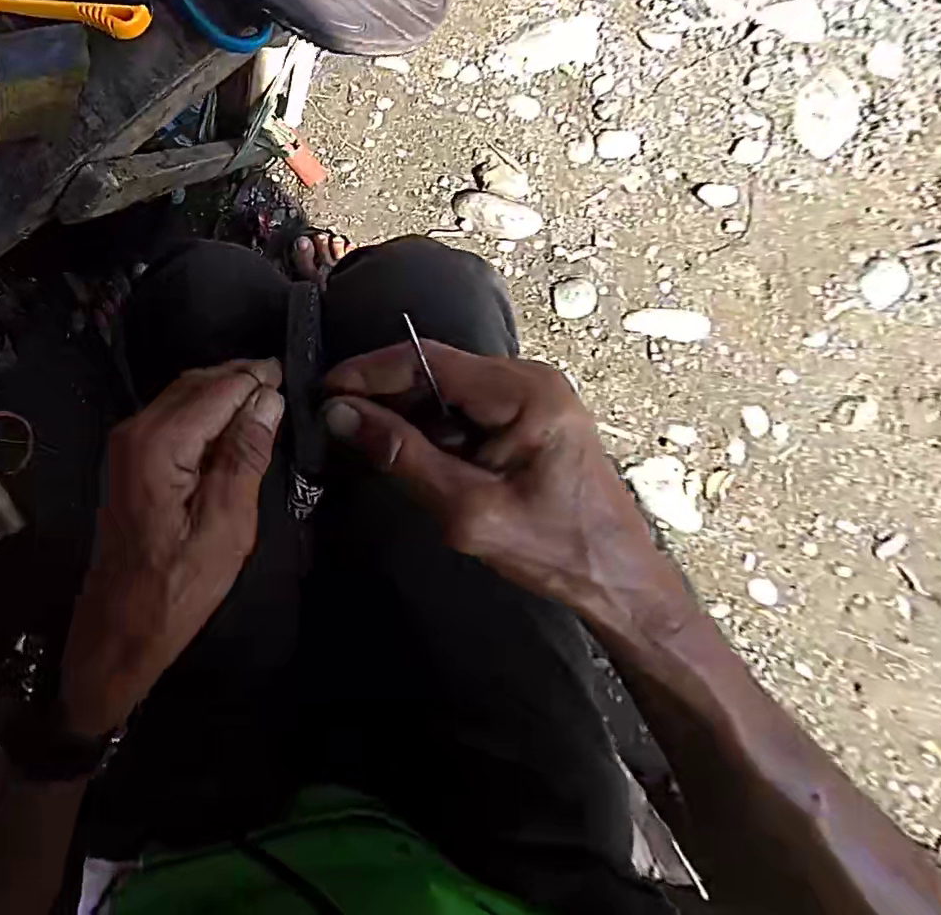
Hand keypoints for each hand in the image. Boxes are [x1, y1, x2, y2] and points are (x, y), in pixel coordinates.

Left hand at [61, 359, 284, 735]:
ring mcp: (126, 441)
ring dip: (220, 392)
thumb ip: (245, 457)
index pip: (216, 391)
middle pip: (193, 384)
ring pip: (180, 395)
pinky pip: (170, 416)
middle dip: (237, 378)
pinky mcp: (128, 455)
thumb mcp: (226, 527)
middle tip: (279, 383)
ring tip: (262, 400)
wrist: (120, 619)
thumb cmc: (177, 586)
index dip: (253, 379)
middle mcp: (135, 430)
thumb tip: (266, 402)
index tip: (288, 374)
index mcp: (159, 445)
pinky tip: (230, 424)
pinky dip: (202, 412)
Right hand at [322, 341, 692, 633]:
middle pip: (428, 368)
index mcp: (524, 393)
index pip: (423, 359)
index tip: (321, 393)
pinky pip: (452, 407)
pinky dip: (419, 426)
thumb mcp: (466, 508)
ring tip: (357, 439)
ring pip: (435, 387)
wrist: (619, 581)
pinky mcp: (517, 416)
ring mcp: (524, 396)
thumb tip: (340, 414)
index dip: (364, 372)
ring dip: (395, 412)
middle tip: (331, 421)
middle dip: (376, 393)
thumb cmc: (556, 549)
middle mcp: (525, 380)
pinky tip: (397, 451)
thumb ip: (401, 455)